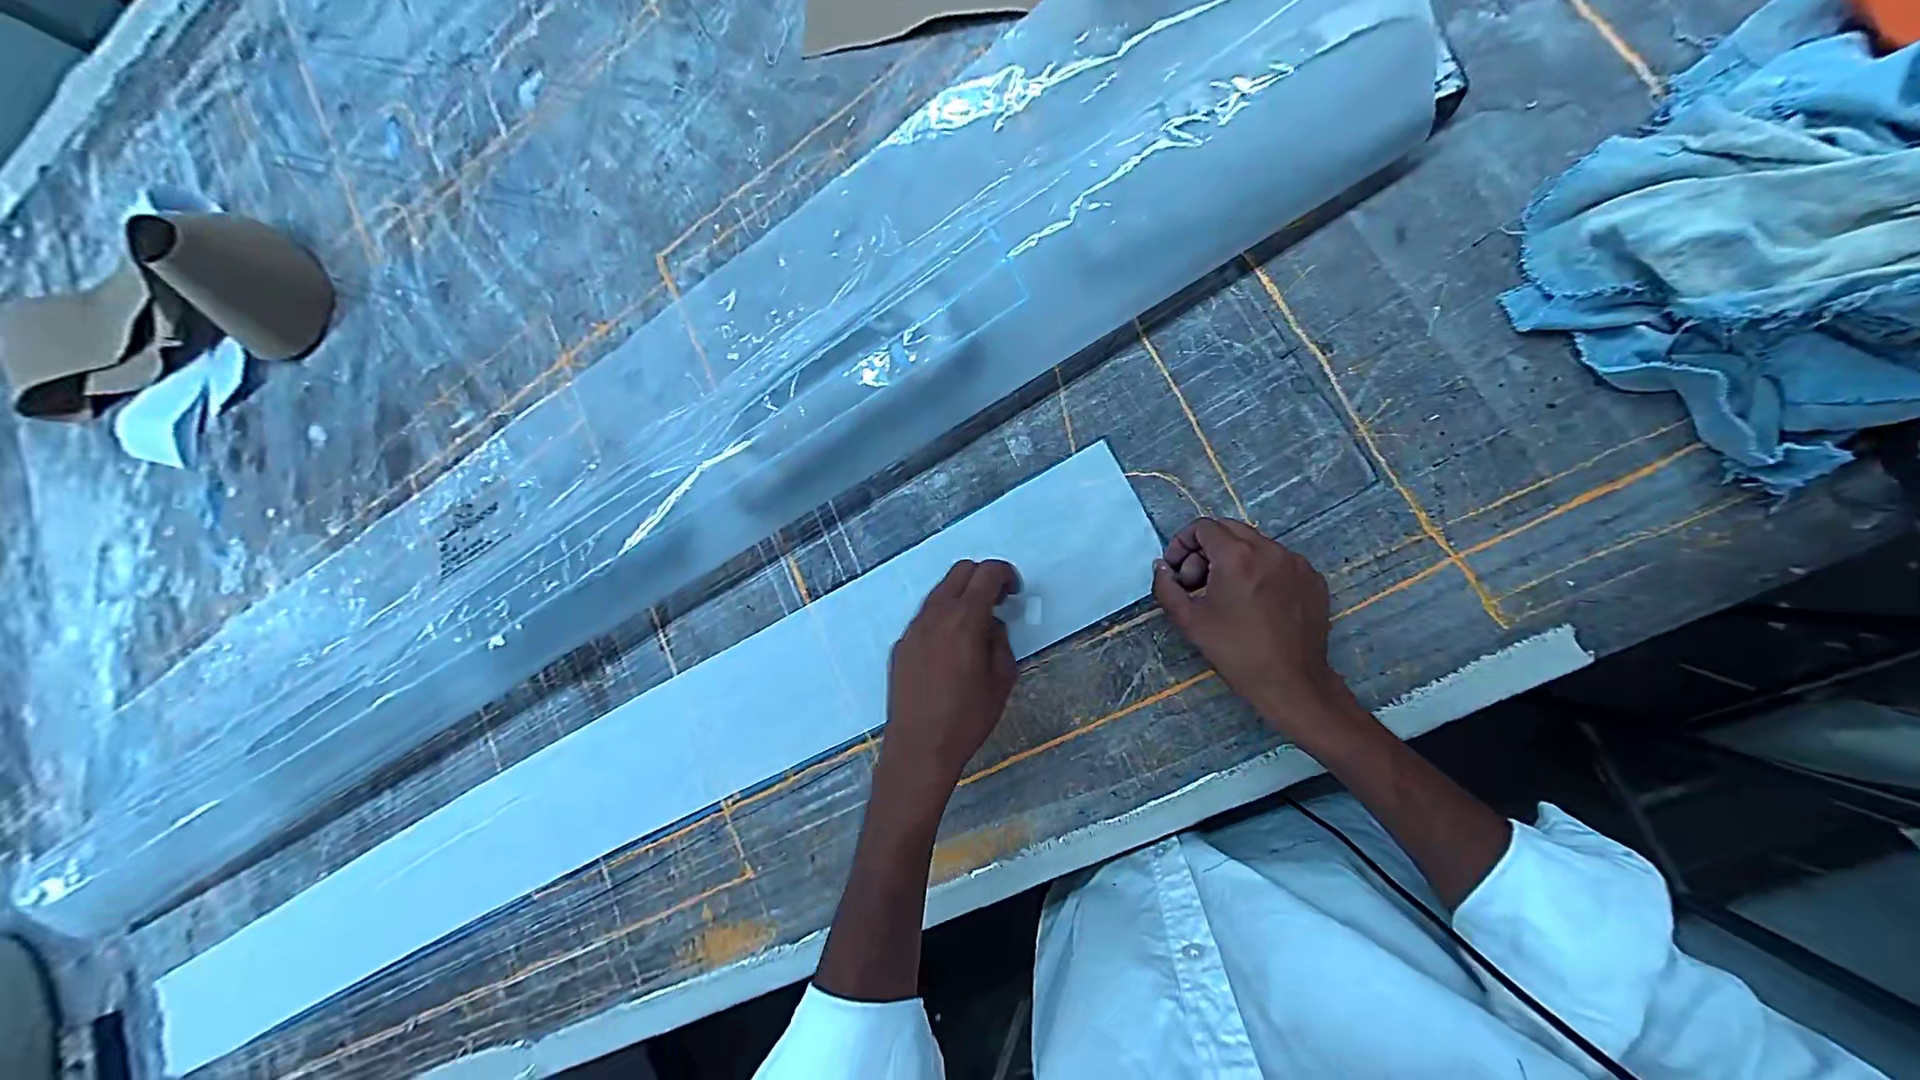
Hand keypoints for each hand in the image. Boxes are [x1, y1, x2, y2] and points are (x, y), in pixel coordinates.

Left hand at [881, 559, 1019, 794]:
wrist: (919, 747)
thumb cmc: (967, 718)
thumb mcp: (1001, 680)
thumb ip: (1000, 641)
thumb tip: (991, 625)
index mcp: (964, 620)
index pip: (987, 573)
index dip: (1005, 575)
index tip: (1013, 592)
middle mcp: (935, 616)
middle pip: (960, 571)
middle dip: (983, 578)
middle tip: (997, 603)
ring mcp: (913, 629)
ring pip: (940, 592)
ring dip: (961, 596)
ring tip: (975, 628)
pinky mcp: (901, 645)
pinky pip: (925, 617)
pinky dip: (943, 617)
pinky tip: (951, 649)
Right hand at [1152, 519, 1359, 743]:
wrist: (1291, 682)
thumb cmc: (1236, 652)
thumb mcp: (1189, 620)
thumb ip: (1166, 587)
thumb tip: (1162, 567)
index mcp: (1237, 556)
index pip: (1203, 527)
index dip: (1182, 544)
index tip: (1177, 569)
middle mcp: (1270, 550)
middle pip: (1228, 529)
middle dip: (1205, 549)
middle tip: (1196, 582)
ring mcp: (1295, 563)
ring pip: (1254, 544)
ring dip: (1232, 559)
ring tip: (1225, 594)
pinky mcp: (1312, 578)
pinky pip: (1277, 560)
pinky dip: (1259, 570)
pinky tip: (1253, 601)